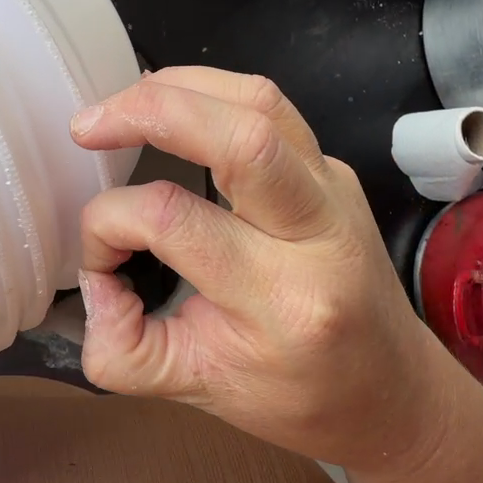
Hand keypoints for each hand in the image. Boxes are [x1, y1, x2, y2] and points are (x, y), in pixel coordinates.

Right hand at [70, 67, 458, 476]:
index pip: (174, 220)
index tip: (97, 257)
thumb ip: (126, 350)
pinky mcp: (331, 166)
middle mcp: (321, 233)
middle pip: (242, 138)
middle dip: (149, 112)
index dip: (108, 224)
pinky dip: (206, 90)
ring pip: (259, 101)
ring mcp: (334, 188)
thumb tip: (91, 282)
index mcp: (286, 301)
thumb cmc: (300, 396)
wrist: (394, 392)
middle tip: (88, 126)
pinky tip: (169, 106)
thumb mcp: (201, 392)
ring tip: (122, 105)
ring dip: (178, 86)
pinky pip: (267, 105)